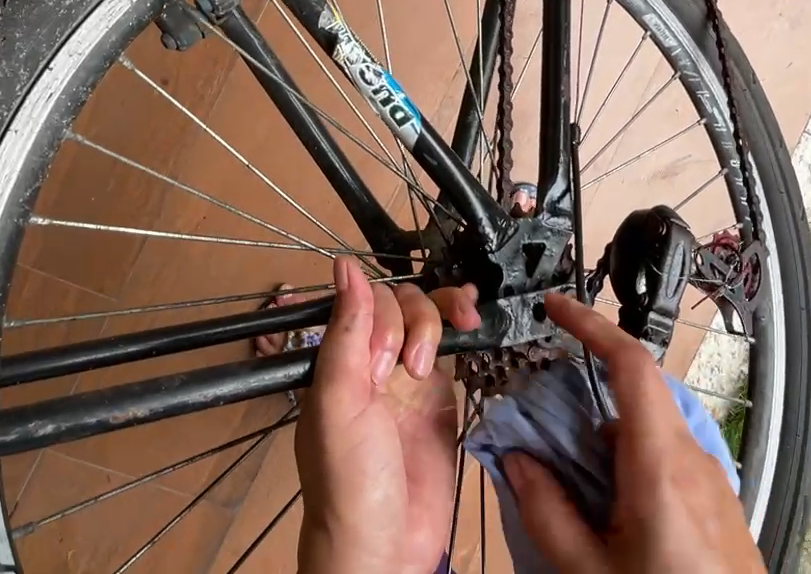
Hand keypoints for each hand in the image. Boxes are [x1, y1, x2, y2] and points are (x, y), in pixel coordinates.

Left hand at [294, 257, 480, 573]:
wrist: (388, 547)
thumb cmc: (349, 480)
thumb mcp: (338, 404)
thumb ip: (344, 333)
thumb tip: (343, 265)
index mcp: (339, 359)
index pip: (366, 301)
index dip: (382, 317)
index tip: (384, 362)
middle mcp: (372, 360)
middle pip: (401, 302)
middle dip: (413, 322)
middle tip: (409, 373)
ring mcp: (408, 375)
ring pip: (428, 314)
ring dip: (441, 316)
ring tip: (451, 340)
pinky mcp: (440, 393)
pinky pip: (452, 344)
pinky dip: (462, 322)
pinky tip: (472, 315)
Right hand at [502, 291, 764, 573]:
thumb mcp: (589, 573)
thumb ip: (547, 511)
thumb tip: (517, 460)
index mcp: (661, 463)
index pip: (630, 363)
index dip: (590, 324)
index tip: (554, 306)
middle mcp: (693, 458)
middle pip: (635, 395)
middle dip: (585, 392)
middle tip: (540, 418)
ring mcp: (713, 480)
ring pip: (650, 429)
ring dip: (606, 435)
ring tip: (569, 476)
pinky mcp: (720, 504)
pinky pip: (669, 458)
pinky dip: (630, 460)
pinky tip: (610, 509)